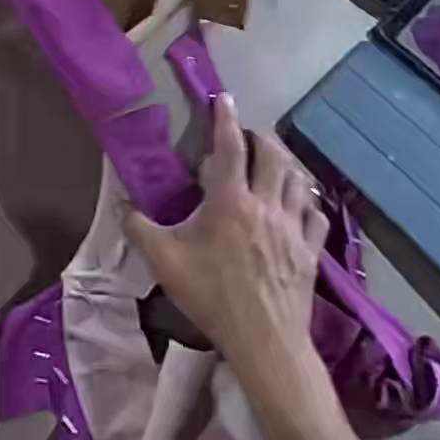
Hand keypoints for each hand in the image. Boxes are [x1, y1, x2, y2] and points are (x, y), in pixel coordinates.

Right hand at [123, 94, 328, 369]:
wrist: (264, 341)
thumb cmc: (213, 296)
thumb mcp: (166, 263)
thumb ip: (141, 230)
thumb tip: (123, 206)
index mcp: (230, 200)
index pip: (229, 146)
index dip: (225, 118)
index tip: (224, 97)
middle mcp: (265, 203)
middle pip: (272, 154)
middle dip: (260, 138)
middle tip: (248, 137)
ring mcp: (293, 226)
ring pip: (298, 180)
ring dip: (286, 166)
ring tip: (274, 166)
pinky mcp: (310, 250)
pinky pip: (316, 215)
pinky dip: (308, 204)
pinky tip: (301, 208)